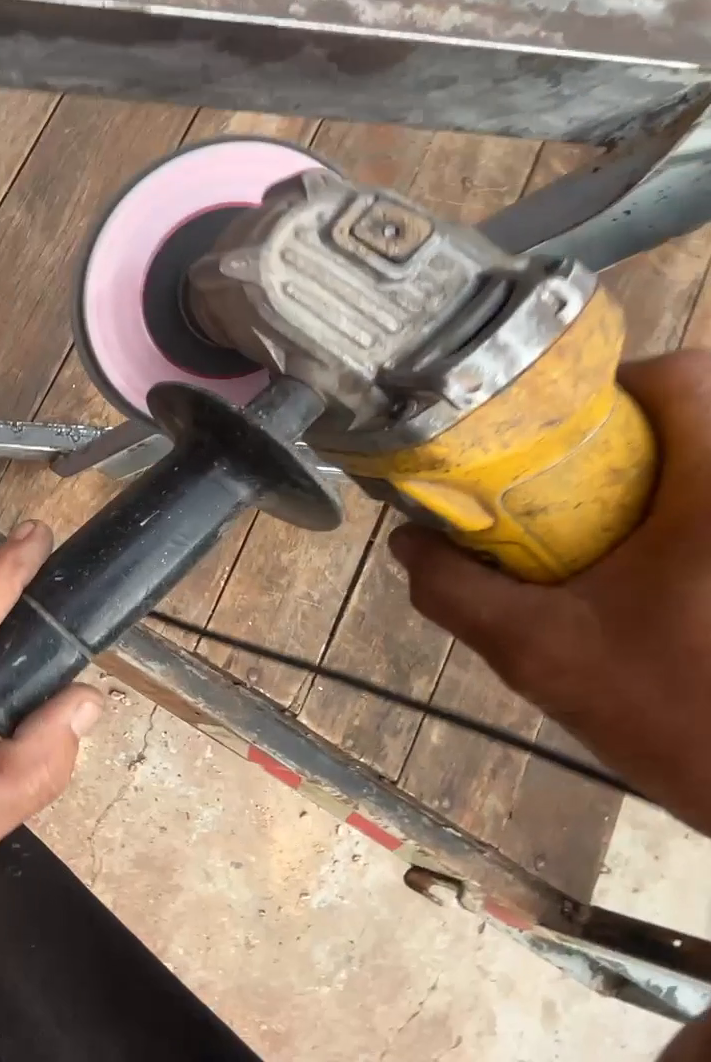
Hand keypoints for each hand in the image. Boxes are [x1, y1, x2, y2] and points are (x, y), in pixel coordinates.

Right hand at [391, 351, 710, 833]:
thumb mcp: (536, 652)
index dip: (610, 385)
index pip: (684, 377)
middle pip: (703, 416)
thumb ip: (455, 589)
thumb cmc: (679, 713)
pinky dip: (683, 522)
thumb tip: (408, 542)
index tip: (553, 433)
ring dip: (658, 483)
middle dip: (627, 443)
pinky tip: (659, 579)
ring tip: (608, 537)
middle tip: (564, 492)